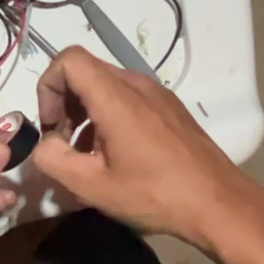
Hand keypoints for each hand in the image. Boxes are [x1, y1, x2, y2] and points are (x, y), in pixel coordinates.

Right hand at [30, 47, 263, 259]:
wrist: (217, 203)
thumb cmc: (153, 193)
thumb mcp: (89, 185)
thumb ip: (52, 159)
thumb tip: (45, 145)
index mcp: (116, 97)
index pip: (68, 61)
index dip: (48, 88)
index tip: (52, 126)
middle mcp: (136, 84)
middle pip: (85, 71)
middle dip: (63, 103)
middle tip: (63, 144)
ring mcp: (156, 93)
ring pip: (105, 85)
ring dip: (83, 113)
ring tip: (85, 154)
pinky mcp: (168, 107)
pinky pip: (126, 98)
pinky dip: (106, 117)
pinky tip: (113, 155)